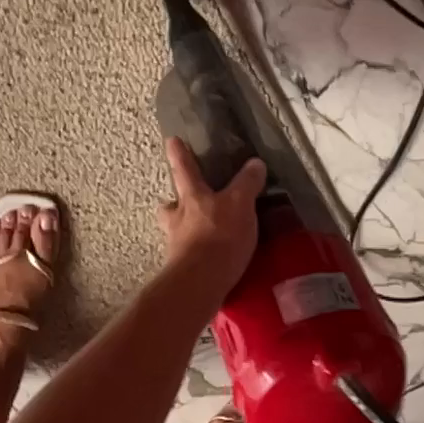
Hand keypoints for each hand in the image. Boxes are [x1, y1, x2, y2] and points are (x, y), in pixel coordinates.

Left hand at [158, 137, 262, 290]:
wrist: (201, 281)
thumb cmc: (219, 236)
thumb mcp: (240, 204)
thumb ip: (247, 184)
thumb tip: (255, 163)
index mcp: (191, 198)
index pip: (184, 169)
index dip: (179, 154)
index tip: (172, 141)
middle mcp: (177, 220)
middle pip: (168, 207)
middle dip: (173, 204)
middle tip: (179, 204)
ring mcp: (176, 246)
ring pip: (175, 232)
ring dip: (184, 231)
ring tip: (199, 235)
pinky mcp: (182, 270)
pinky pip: (188, 256)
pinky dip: (195, 255)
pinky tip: (208, 260)